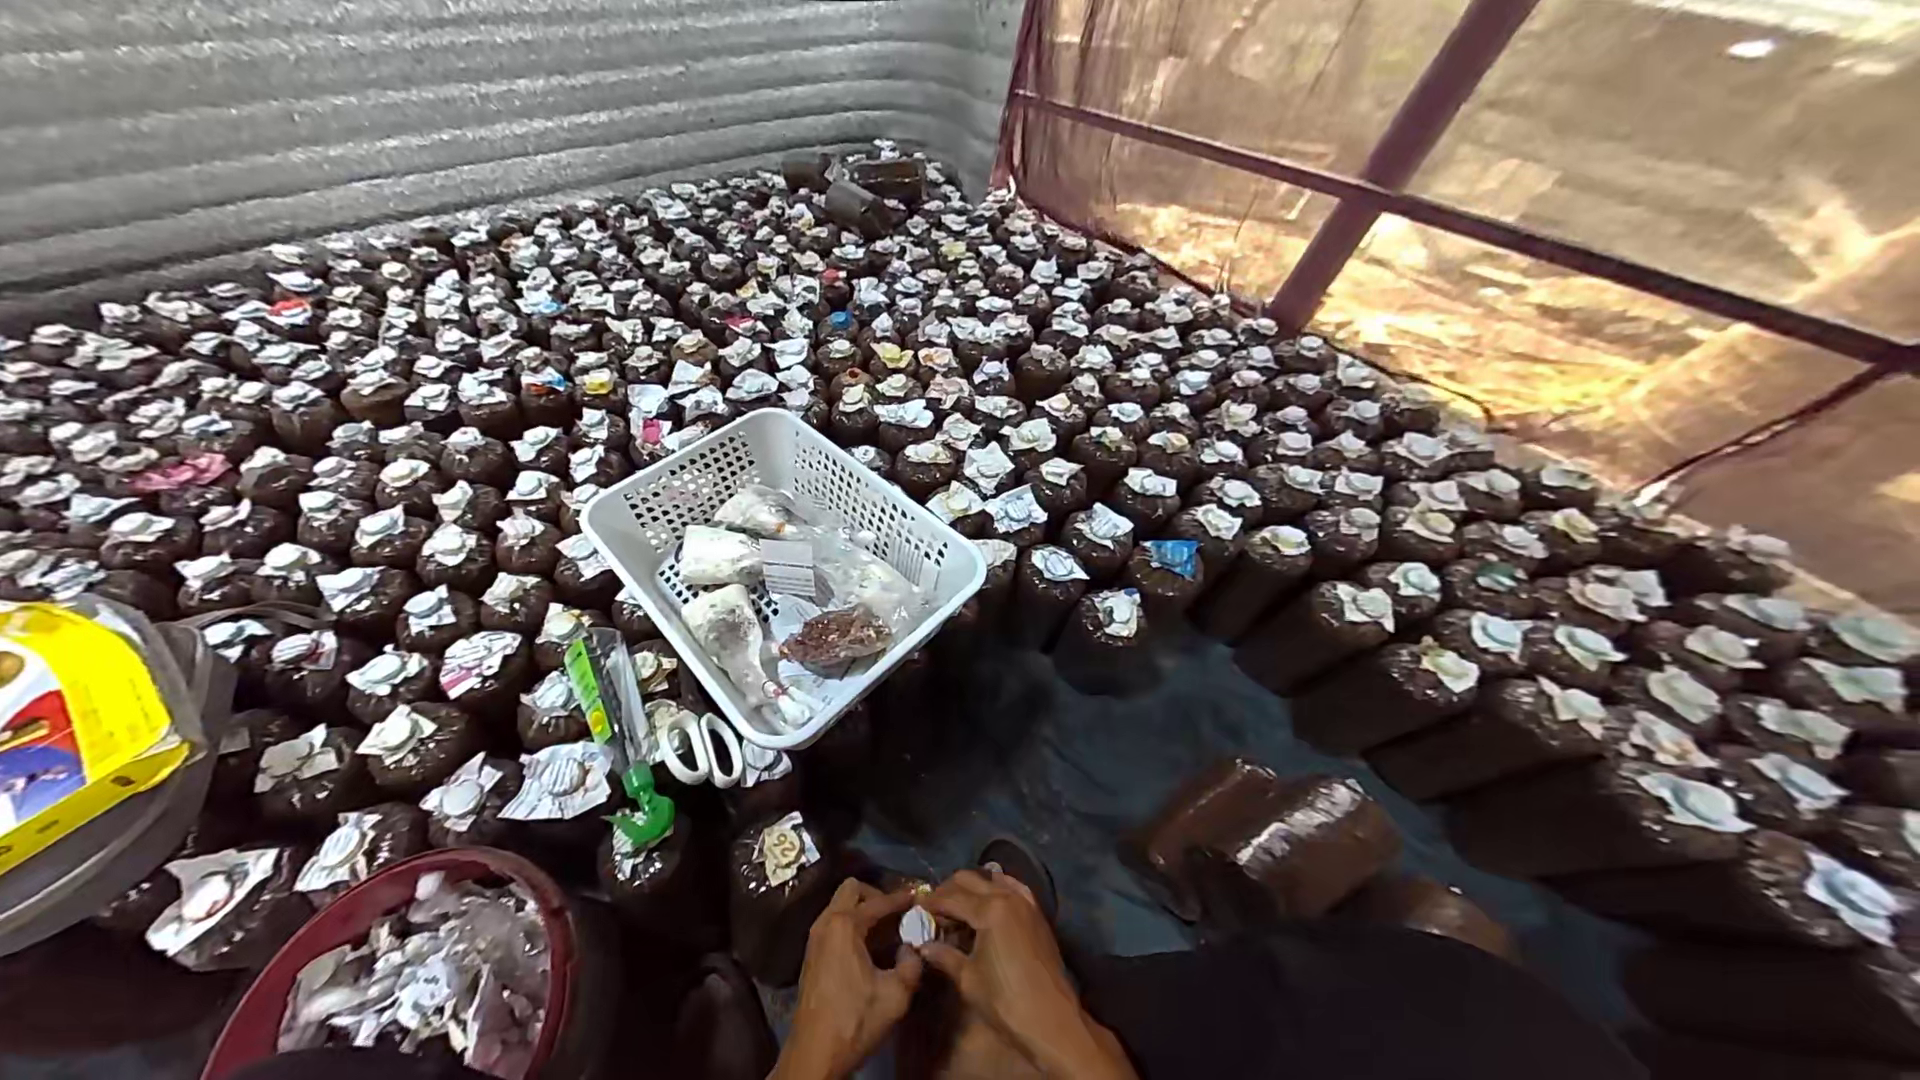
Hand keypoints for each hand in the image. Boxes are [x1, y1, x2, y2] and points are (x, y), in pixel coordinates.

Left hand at [772, 878, 924, 1079]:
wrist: (813, 1057)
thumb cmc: (853, 1022)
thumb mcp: (895, 996)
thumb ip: (912, 964)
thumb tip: (913, 949)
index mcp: (844, 925)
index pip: (878, 901)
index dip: (901, 899)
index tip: (919, 898)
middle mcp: (826, 923)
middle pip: (852, 889)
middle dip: (876, 895)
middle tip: (896, 913)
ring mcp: (815, 938)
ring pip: (840, 905)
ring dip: (862, 909)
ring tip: (886, 928)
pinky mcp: (811, 954)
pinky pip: (834, 923)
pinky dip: (852, 924)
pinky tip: (869, 946)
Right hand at [921, 870, 1138, 1079]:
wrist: (1051, 1020)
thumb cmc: (1006, 1001)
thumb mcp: (968, 979)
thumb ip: (944, 955)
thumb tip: (922, 944)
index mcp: (989, 910)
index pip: (951, 897)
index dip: (931, 903)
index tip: (916, 910)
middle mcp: (1007, 896)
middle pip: (969, 880)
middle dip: (948, 891)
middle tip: (933, 910)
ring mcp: (1025, 901)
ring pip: (991, 880)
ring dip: (971, 889)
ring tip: (957, 909)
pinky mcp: (1036, 912)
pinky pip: (1012, 887)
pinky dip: (996, 888)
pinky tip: (988, 901)